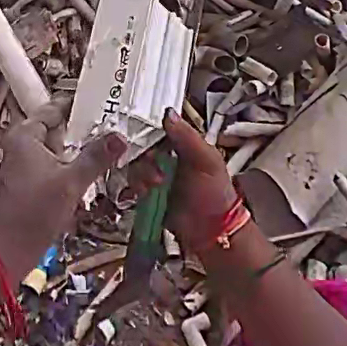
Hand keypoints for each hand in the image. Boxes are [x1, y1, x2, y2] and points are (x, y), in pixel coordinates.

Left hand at [0, 112, 125, 283]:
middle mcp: (21, 144)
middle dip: (84, 131)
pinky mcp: (31, 181)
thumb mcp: (71, 182)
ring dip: (80, 151)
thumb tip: (119, 137)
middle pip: (59, 129)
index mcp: (24, 135)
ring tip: (108, 149)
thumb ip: (96, 157)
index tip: (103, 102)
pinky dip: (72, 166)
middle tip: (112, 128)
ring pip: (59, 148)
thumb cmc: (35, 212)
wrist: (12, 250)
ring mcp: (25, 163)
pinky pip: (56, 165)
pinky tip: (92, 172)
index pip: (54, 108)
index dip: (78, 106)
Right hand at [132, 112, 240, 254]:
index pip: (156, 128)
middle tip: (157, 173)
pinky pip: (132, 184)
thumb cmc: (214, 193)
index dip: (147, 132)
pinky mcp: (147, 193)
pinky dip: (136, 187)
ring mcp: (154, 175)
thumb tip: (168, 113)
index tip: (145, 141)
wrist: (212, 232)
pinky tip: (146, 193)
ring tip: (155, 185)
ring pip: (135, 165)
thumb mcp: (207, 161)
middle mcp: (165, 156)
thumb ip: (188, 137)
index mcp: (181, 143)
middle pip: (141, 147)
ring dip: (141, 174)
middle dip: (145, 158)